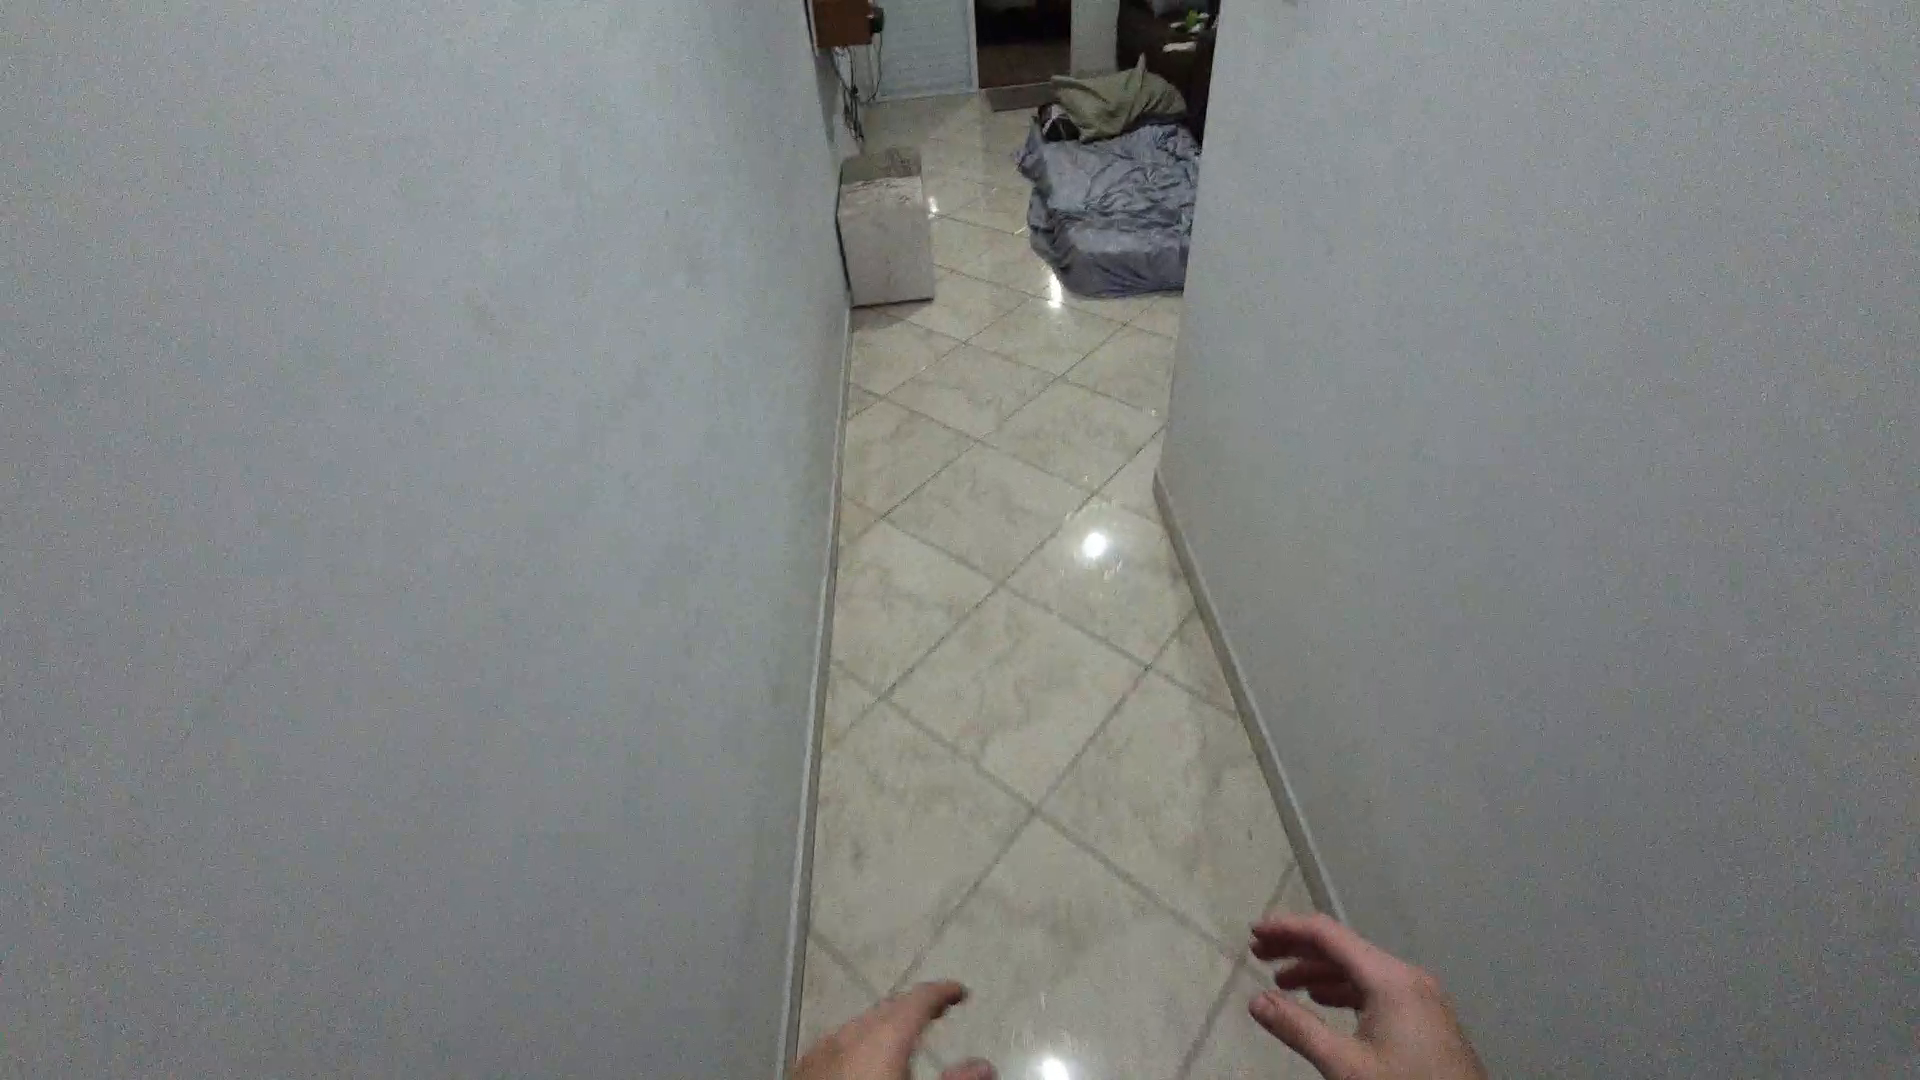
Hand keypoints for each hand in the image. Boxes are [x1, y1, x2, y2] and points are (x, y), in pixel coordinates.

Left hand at [793, 979, 995, 1079]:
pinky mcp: (800, 1069)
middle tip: (938, 1012)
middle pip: (889, 1008)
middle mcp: (851, 1032)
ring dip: (884, 1026)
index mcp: (884, 1036)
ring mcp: (821, 1050)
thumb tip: (985, 1065)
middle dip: (914, 1008)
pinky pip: (836, 1045)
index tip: (961, 991)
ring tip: (903, 1037)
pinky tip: (859, 1062)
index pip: (919, 998)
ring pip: (860, 1026)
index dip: (942, 991)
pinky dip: (856, 1044)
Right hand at [1246, 913, 1487, 1079]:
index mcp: (1389, 977)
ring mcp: (1420, 998)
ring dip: (1316, 971)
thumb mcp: (1346, 1068)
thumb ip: (1298, 1029)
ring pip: (1356, 969)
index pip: (1326, 933)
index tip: (1252, 934)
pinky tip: (1320, 1002)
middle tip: (1256, 956)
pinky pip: (1373, 989)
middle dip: (1296, 949)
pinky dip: (1340, 989)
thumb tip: (1254, 1001)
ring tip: (1280, 983)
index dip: (1285, 929)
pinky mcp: (1425, 1020)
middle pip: (1340, 947)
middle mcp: (1406, 976)